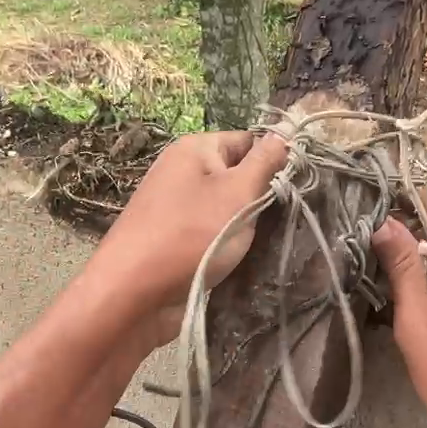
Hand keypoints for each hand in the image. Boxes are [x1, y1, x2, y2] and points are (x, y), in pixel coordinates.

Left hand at [84, 130, 288, 348]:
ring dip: (244, 224)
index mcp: (194, 148)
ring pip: (225, 207)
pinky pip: (209, 230)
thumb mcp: (238, 192)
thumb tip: (283, 133)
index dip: (273, 161)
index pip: (248, 141)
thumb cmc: (191, 234)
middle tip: (282, 218)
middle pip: (236, 174)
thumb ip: (264, 162)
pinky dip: (224, 242)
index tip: (294, 188)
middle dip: (259, 196)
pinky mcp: (171, 237)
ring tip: (262, 242)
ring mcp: (173, 205)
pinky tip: (237, 259)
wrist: (132, 294)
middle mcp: (181, 170)